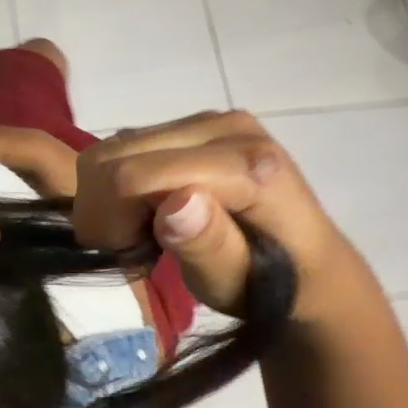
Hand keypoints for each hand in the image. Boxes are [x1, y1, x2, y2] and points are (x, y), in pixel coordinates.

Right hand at [73, 110, 371, 319]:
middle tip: (130, 245)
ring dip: (106, 198)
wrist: (304, 266)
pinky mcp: (191, 125)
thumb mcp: (235, 282)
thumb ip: (209, 245)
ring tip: (138, 230)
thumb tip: (177, 201)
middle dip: (104, 209)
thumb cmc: (266, 286)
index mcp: (247, 165)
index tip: (128, 255)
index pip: (135, 175)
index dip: (109, 220)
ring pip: (111, 149)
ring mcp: (208, 121)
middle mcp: (226, 128)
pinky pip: (124, 147)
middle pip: (115, 156)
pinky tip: (143, 210)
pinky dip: (116, 185)